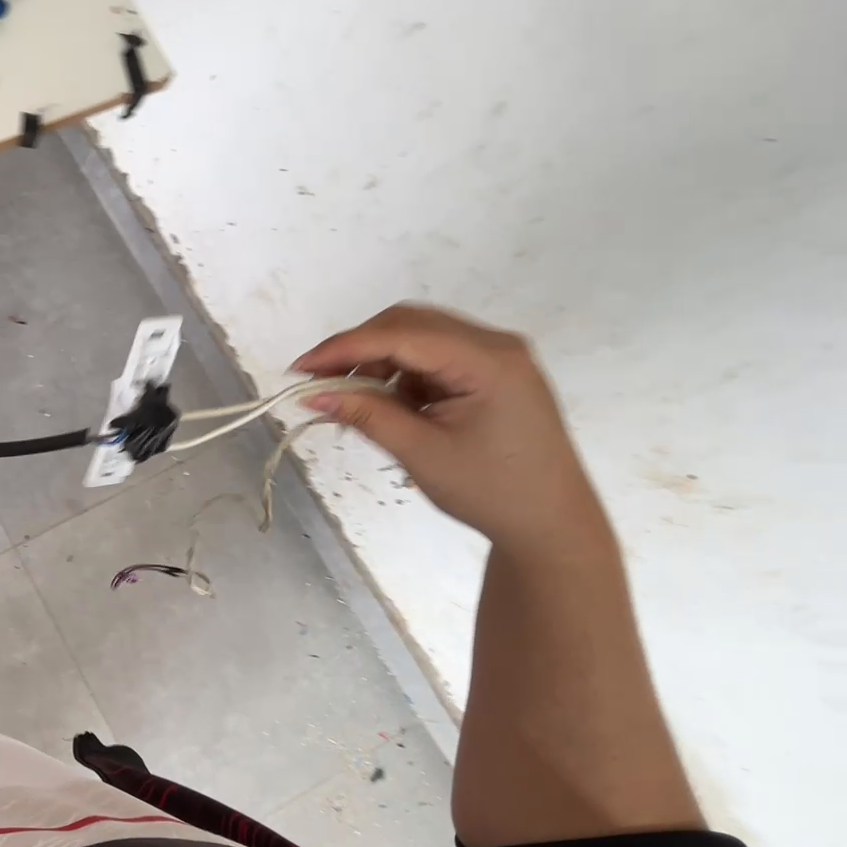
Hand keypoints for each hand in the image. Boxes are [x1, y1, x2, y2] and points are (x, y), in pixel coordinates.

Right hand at [293, 303, 604, 547]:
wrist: (548, 520)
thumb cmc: (488, 490)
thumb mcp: (419, 452)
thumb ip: (366, 415)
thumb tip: (311, 395)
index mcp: (487, 361)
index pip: (400, 335)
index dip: (343, 347)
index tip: (298, 369)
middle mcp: (494, 346)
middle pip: (408, 325)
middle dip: (355, 349)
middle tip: (315, 383)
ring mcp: (493, 358)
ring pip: (415, 338)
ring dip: (373, 362)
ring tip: (345, 399)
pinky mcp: (487, 374)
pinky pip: (429, 358)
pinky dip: (394, 374)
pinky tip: (378, 403)